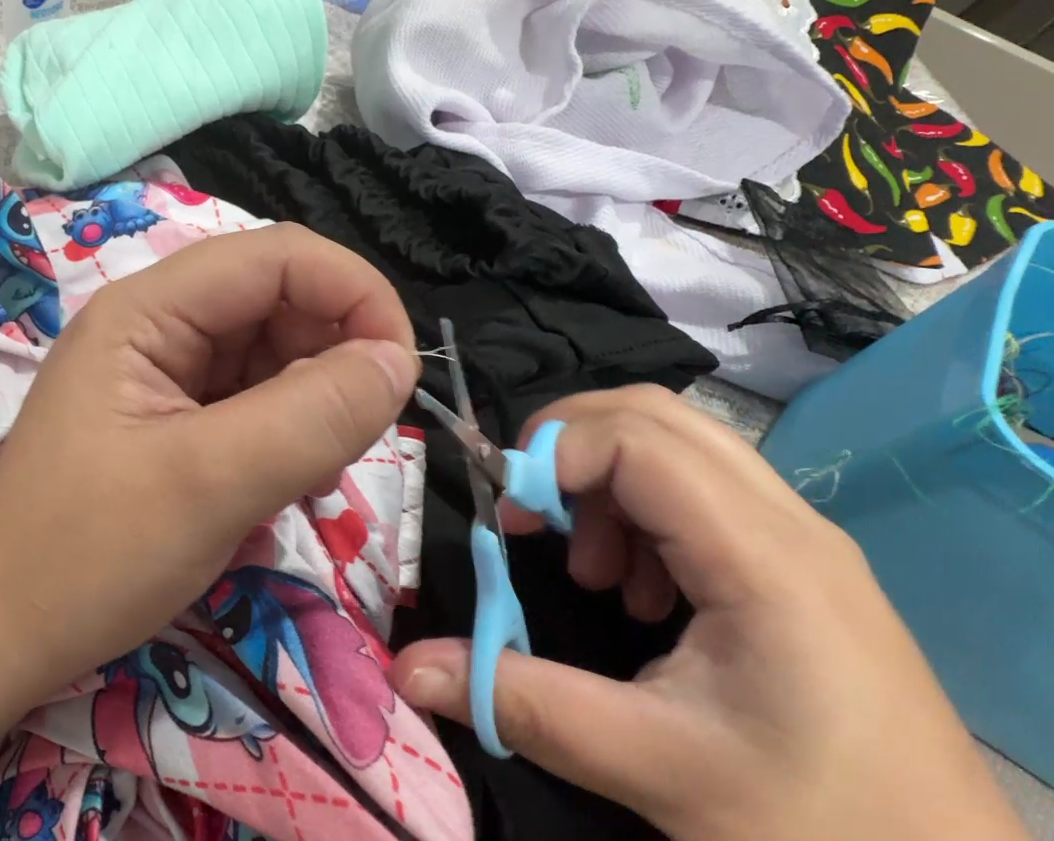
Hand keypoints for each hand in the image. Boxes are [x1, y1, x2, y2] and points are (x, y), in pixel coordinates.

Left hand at [0, 223, 418, 702]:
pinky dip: (282, 436)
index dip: (352, 294)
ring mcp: (155, 376)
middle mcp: (151, 327)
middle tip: (347, 445)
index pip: (276, 256)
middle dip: (331, 359)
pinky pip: (247, 404)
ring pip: (268, 357)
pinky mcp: (164, 423)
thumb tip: (397, 360)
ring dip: (309, 406)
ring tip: (305, 479)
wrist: (1, 636)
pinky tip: (279, 490)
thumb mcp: (211, 484)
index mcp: (145, 311)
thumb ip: (312, 415)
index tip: (400, 373)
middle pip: (274, 302)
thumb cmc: (89, 556)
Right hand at [390, 387, 1028, 840]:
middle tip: (528, 519)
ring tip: (586, 568)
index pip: (639, 438)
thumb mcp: (653, 765)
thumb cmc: (811, 821)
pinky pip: (697, 491)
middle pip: (655, 416)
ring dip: (602, 481)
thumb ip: (522, 701)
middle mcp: (789, 526)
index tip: (507, 519)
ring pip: (676, 445)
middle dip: (567, 448)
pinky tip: (635, 594)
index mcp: (765, 559)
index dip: (552, 454)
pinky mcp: (794, 568)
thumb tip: (404, 666)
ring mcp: (798, 543)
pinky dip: (637, 511)